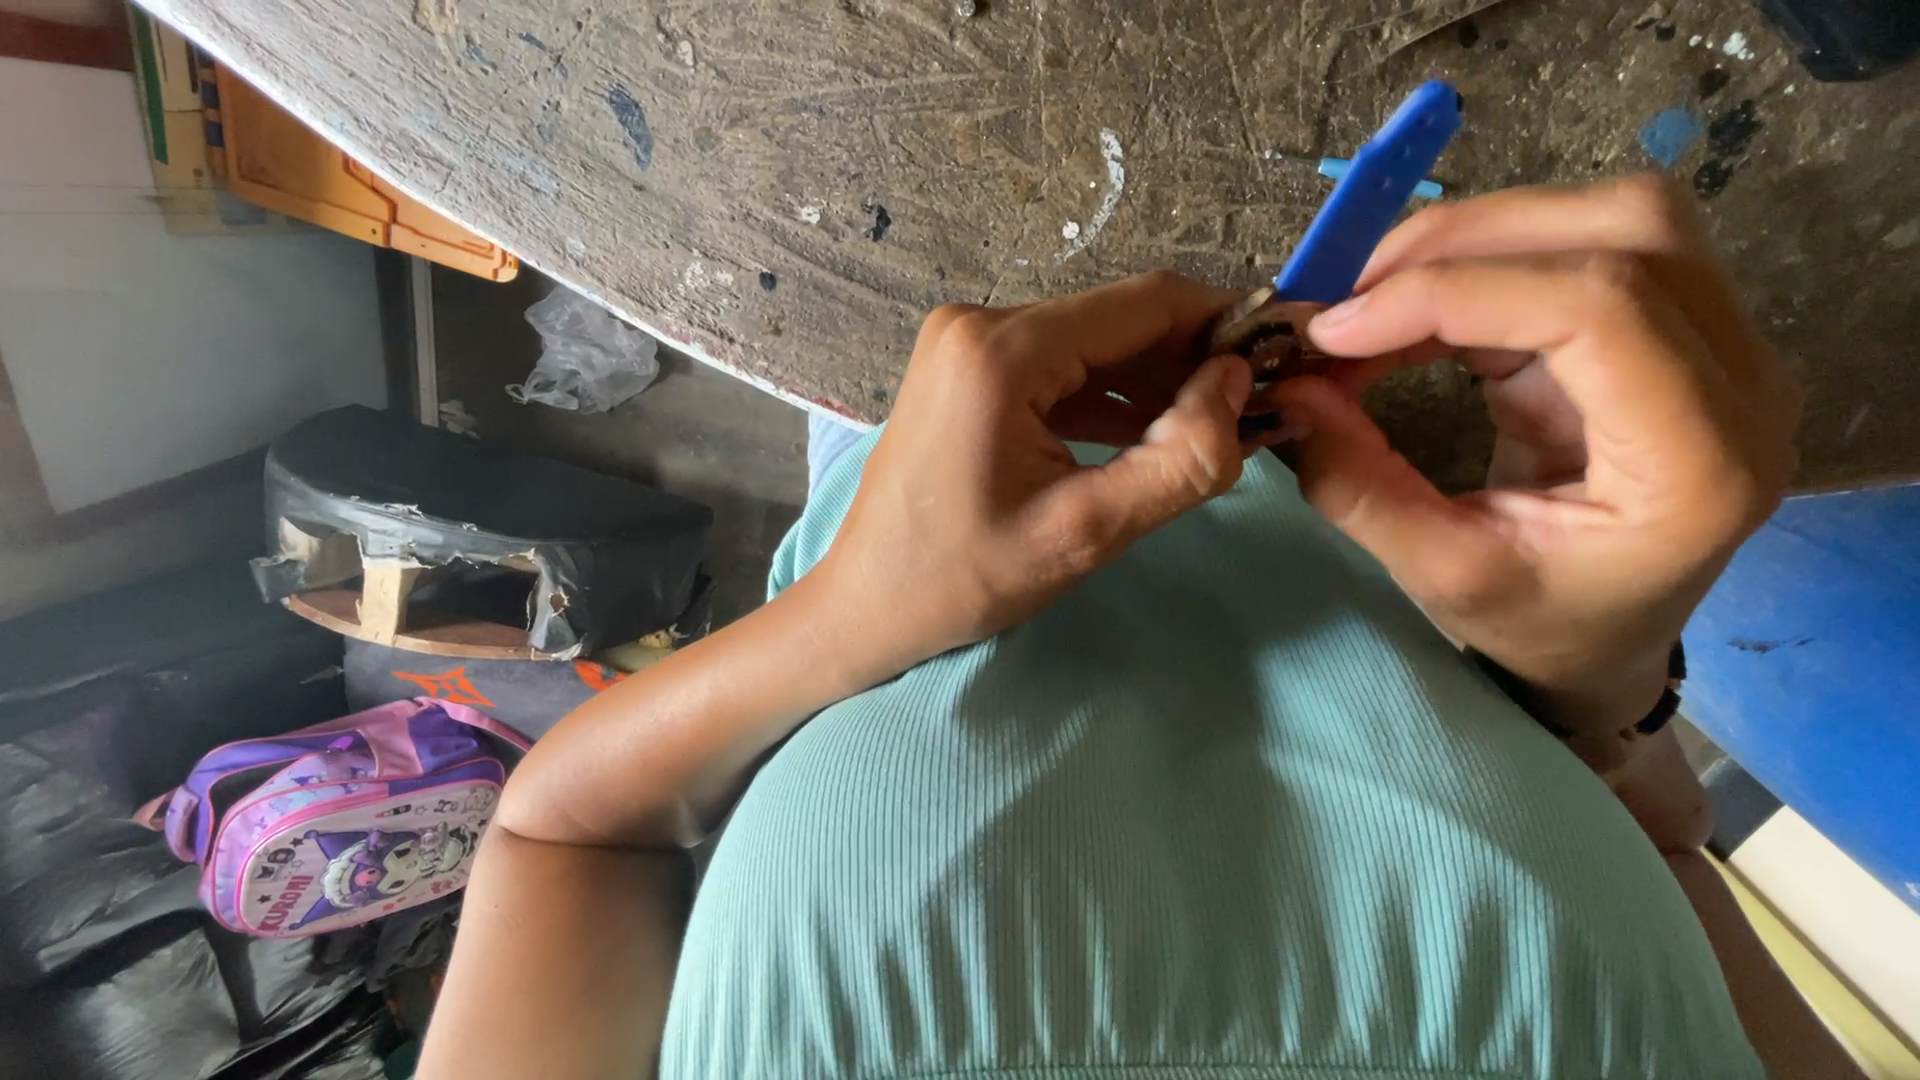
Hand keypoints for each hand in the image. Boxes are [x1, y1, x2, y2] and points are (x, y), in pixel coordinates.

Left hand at [813, 272, 1252, 677]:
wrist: (866, 606)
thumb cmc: (963, 579)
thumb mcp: (1086, 530)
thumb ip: (1180, 458)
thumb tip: (1236, 384)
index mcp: (1001, 350)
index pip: (1143, 303)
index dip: (1220, 322)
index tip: (1278, 355)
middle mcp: (977, 324)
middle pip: (1113, 321)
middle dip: (1185, 360)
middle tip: (1250, 406)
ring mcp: (963, 346)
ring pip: (1086, 347)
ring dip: (1146, 383)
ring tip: (1207, 426)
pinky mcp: (962, 374)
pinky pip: (1051, 371)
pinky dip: (1100, 399)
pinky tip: (1144, 432)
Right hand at [1272, 176, 1799, 760]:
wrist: (1603, 634)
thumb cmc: (1537, 623)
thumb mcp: (1437, 572)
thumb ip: (1358, 485)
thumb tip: (1292, 390)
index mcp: (1698, 457)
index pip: (1597, 307)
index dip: (1451, 294)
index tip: (1334, 331)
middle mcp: (1733, 376)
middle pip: (1618, 229)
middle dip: (1458, 243)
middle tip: (1343, 297)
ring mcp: (1707, 341)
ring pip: (1602, 219)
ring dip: (1466, 241)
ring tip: (1368, 299)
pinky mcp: (1652, 330)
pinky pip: (1567, 253)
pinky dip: (1468, 269)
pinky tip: (1402, 317)